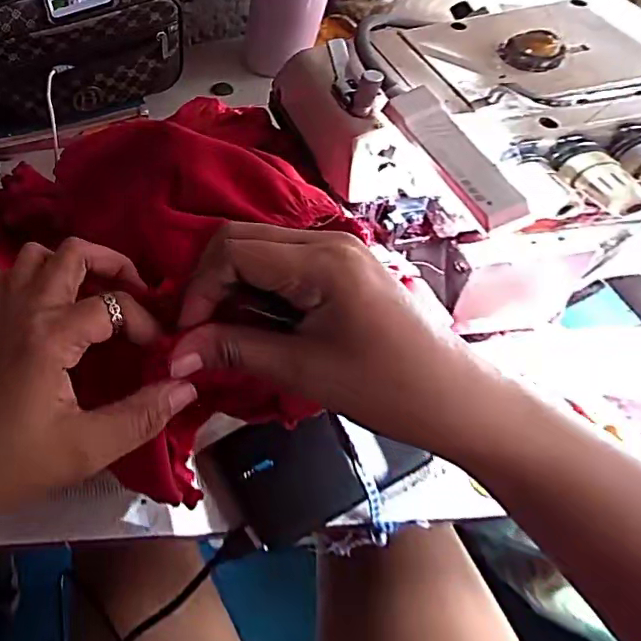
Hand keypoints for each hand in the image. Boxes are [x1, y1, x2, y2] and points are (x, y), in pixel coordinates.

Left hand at [0, 239, 198, 538]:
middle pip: (72, 252)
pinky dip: (34, 275)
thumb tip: (185, 385)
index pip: (112, 304)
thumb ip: (140, 415)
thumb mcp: (87, 448)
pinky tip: (51, 303)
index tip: (159, 352)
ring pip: (36, 254)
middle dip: (112, 263)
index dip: (145, 322)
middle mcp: (26, 309)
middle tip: (137, 293)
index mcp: (50, 335)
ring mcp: (4, 311)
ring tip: (97, 292)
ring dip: (70, 263)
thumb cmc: (18, 462)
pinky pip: (10, 275)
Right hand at [167, 223, 516, 459]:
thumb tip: (177, 352)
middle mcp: (328, 239)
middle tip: (203, 330)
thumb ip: (234, 350)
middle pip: (239, 239)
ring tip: (232, 330)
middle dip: (211, 283)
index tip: (189, 332)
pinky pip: (280, 260)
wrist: (463, 401)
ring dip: (233, 284)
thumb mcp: (304, 370)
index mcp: (323, 260)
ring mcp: (337, 246)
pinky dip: (257, 286)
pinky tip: (261, 320)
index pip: (232, 251)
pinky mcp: (341, 262)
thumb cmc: (392, 388)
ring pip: (257, 247)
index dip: (200, 290)